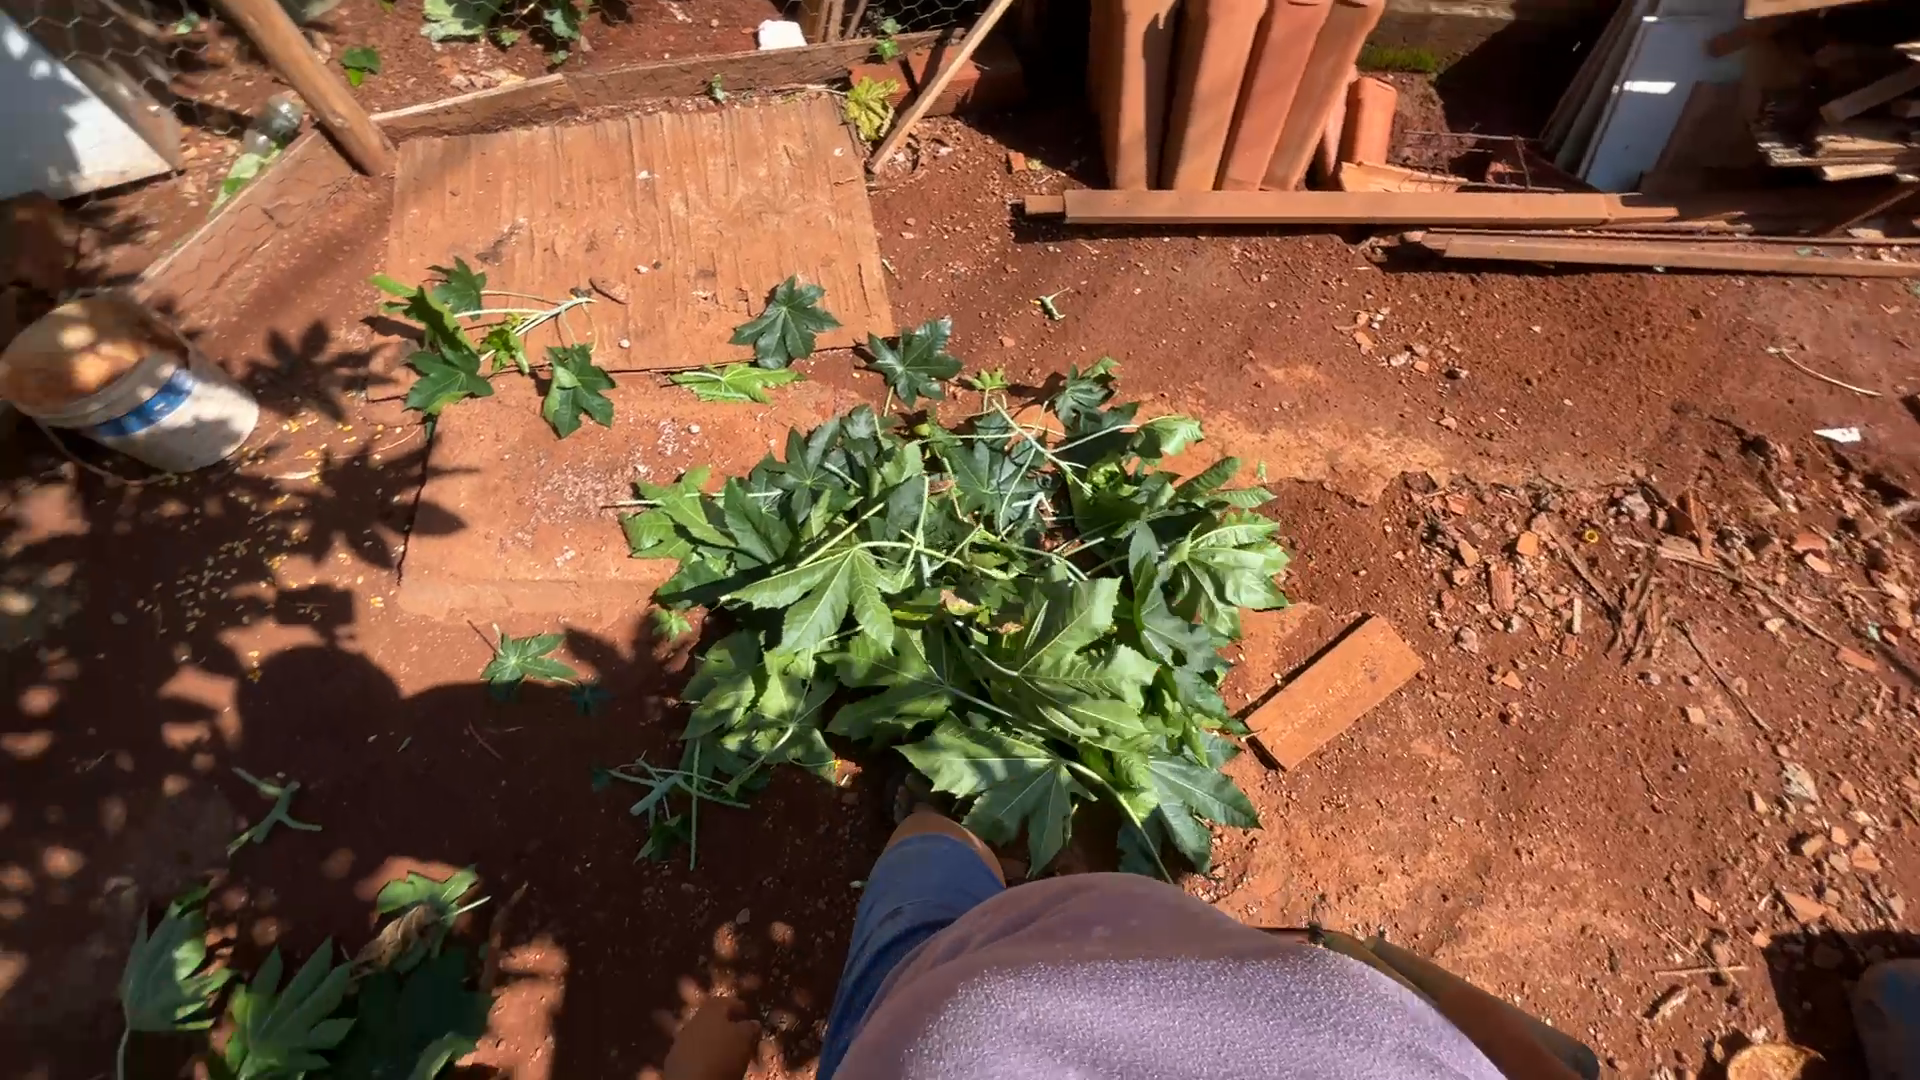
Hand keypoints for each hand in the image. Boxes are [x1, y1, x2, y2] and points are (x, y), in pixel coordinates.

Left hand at [663, 997, 761, 1079]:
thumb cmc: (722, 1056)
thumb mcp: (745, 1039)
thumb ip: (750, 1028)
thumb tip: (753, 1024)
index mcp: (710, 1009)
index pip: (727, 1001)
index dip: (739, 1007)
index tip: (747, 1014)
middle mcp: (693, 1021)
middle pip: (713, 1020)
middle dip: (726, 1027)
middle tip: (740, 1037)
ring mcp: (680, 1043)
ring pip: (702, 1038)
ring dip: (714, 1043)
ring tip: (728, 1055)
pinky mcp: (673, 1064)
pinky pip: (693, 1055)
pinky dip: (703, 1057)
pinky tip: (712, 1066)